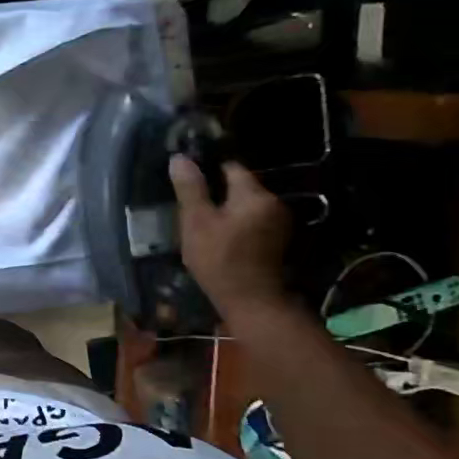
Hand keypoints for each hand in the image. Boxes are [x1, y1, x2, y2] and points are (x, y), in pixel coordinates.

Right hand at [169, 155, 290, 316]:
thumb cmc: (218, 258)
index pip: (232, 168)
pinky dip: (237, 223)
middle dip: (218, 193)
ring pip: (246, 205)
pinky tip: (220, 236)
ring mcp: (279, 223)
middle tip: (191, 206)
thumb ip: (191, 189)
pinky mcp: (276, 240)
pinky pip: (252, 221)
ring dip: (227, 210)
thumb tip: (180, 158)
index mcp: (255, 195)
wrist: (250, 300)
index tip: (189, 181)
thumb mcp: (196, 222)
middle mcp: (274, 203)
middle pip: (241, 187)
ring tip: (202, 222)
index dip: (209, 171)